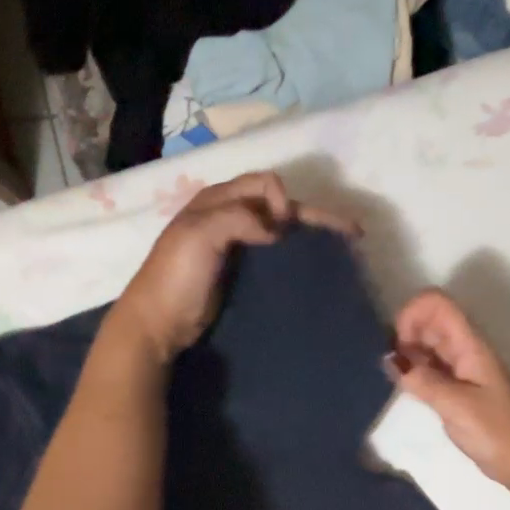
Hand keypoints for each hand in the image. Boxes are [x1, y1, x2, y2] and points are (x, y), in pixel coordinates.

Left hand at [111, 172, 360, 360]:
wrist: (158, 325)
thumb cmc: (175, 277)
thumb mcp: (200, 234)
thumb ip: (238, 218)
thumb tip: (277, 228)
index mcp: (218, 200)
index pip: (264, 184)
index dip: (282, 199)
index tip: (284, 228)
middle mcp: (230, 217)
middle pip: (279, 206)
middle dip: (314, 215)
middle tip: (351, 232)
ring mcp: (237, 248)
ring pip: (281, 232)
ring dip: (311, 237)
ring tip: (344, 250)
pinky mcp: (242, 276)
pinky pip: (276, 258)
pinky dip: (297, 259)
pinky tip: (315, 271)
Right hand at [387, 290, 509, 489]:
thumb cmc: (495, 431)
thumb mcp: (456, 405)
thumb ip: (423, 381)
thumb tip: (390, 360)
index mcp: (470, 345)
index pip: (438, 305)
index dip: (413, 312)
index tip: (398, 343)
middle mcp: (464, 350)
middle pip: (430, 321)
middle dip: (405, 334)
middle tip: (394, 367)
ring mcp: (460, 369)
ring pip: (428, 344)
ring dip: (408, 353)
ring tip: (396, 379)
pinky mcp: (456, 389)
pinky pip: (430, 367)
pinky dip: (414, 371)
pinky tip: (406, 388)